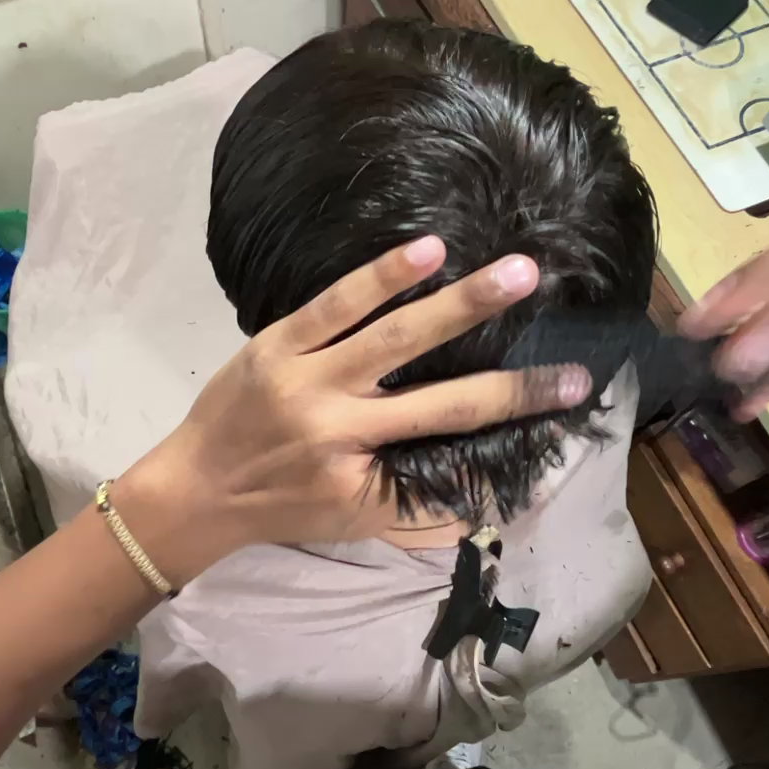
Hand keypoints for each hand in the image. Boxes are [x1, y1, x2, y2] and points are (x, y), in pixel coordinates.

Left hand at [110, 236, 591, 582]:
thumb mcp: (352, 519)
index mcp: (362, 473)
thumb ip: (414, 497)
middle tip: (573, 358)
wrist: (195, 490)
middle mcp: (341, 427)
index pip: (454, 442)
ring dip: (459, 305)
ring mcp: (306, 378)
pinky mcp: (276, 344)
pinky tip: (427, 250)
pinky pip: (334, 305)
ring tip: (517, 271)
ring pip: (391, 337)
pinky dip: (381, 277)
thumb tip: (484, 471)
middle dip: (513, 379)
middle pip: (441, 398)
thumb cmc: (280, 508)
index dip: (517, 415)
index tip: (572, 390)